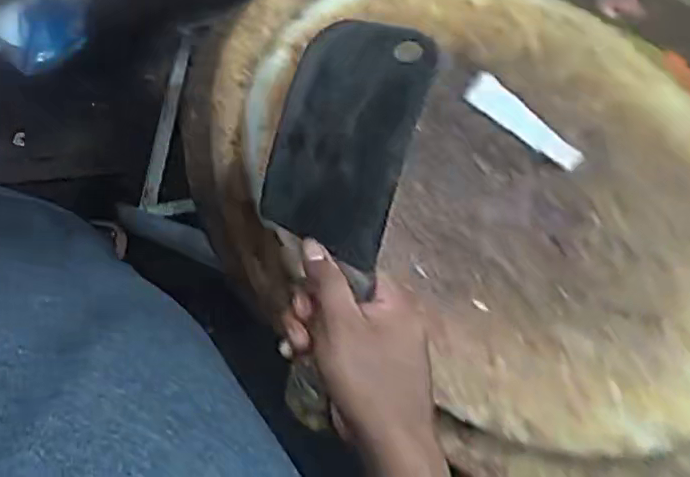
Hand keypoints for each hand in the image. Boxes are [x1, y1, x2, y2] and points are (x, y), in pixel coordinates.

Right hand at [280, 240, 447, 476]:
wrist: (388, 447)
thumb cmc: (367, 378)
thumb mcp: (339, 321)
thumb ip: (325, 278)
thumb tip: (313, 242)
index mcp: (393, 299)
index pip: (350, 266)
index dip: (322, 275)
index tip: (303, 292)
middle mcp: (389, 316)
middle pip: (336, 293)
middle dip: (308, 308)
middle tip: (298, 324)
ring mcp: (378, 343)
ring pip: (331, 319)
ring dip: (307, 330)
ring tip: (297, 347)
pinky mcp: (366, 365)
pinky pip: (336, 342)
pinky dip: (316, 348)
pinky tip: (300, 357)